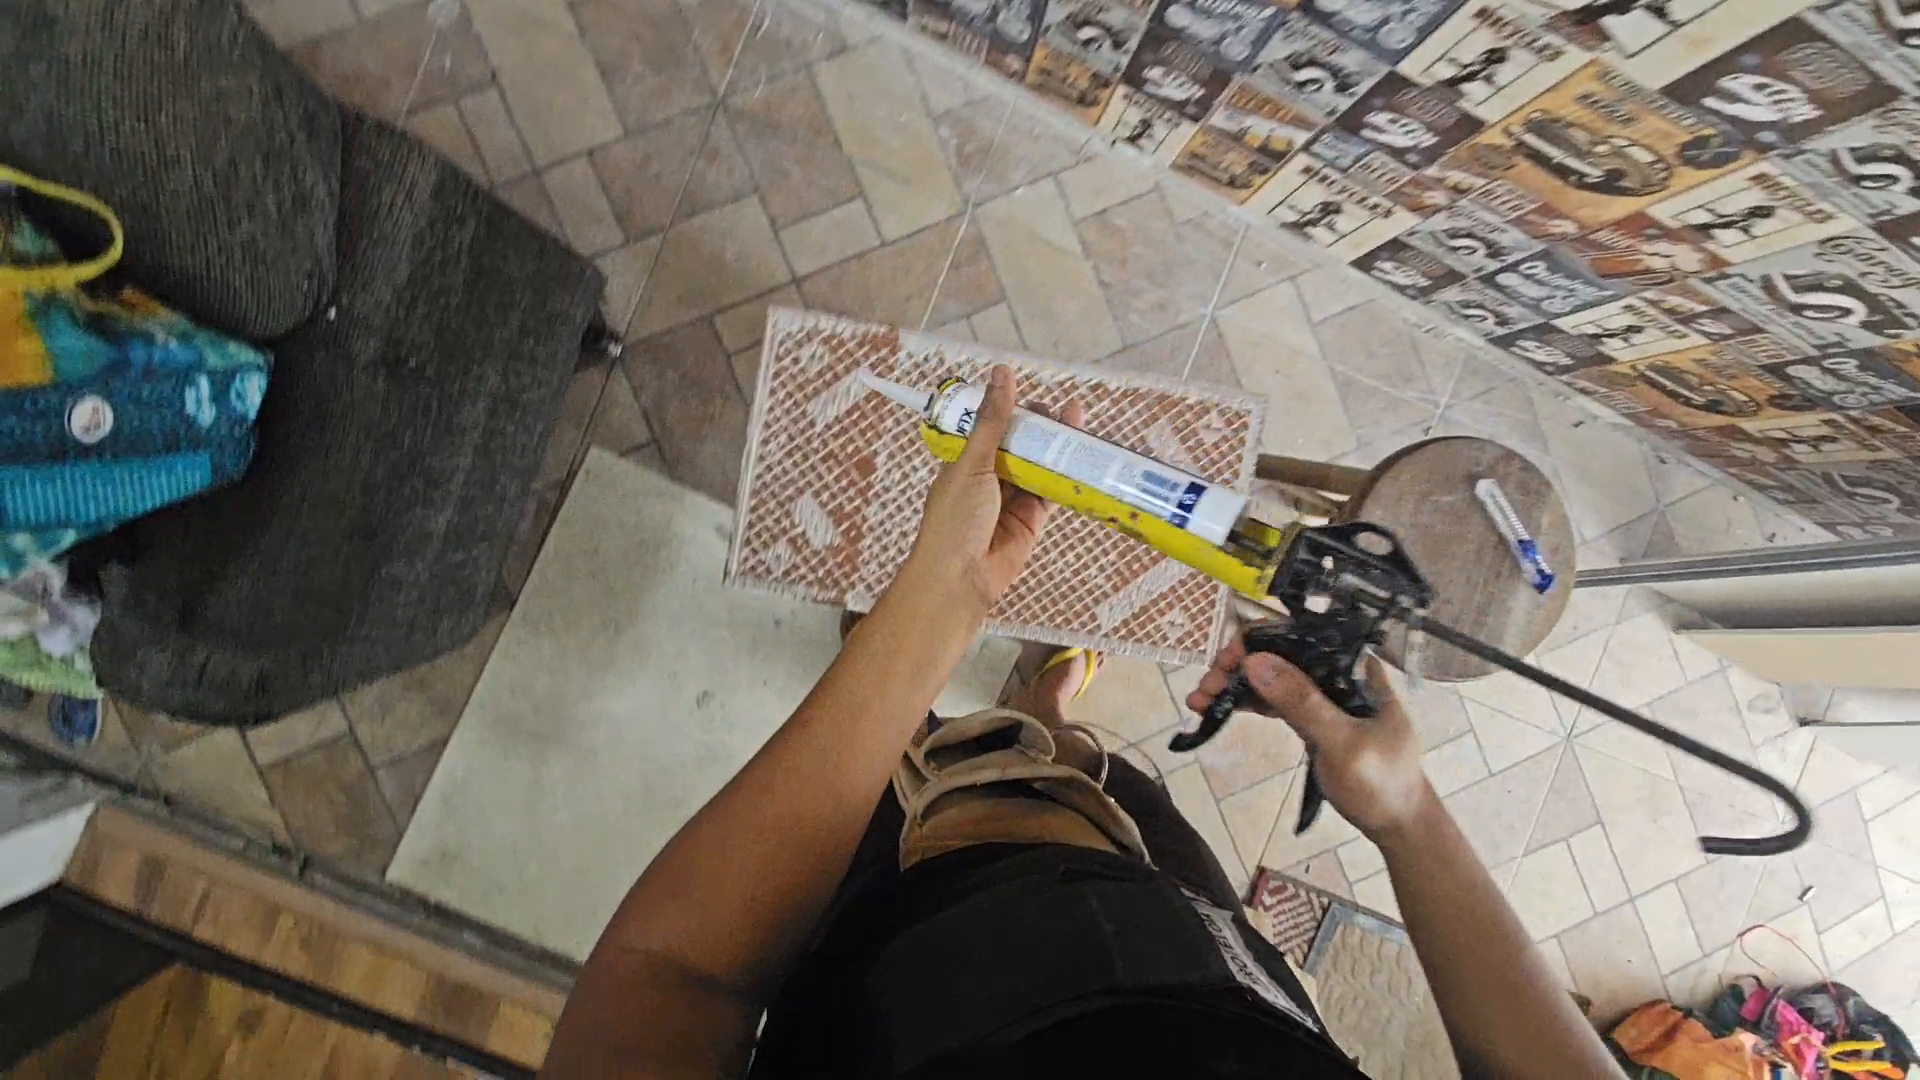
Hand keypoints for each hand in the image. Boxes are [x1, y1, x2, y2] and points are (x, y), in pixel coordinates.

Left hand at [901, 365, 1082, 612]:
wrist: (960, 578)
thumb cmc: (955, 518)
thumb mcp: (972, 463)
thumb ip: (992, 421)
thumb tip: (1001, 373)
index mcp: (964, 463)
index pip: (988, 429)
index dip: (1008, 411)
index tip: (1028, 395)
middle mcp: (988, 479)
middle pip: (1018, 446)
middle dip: (1038, 427)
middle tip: (1060, 410)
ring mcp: (1011, 501)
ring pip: (1038, 467)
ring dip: (1055, 447)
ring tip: (1077, 420)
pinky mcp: (1031, 521)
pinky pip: (1051, 494)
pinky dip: (1067, 476)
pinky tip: (1083, 454)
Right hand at [1187, 643, 1435, 843]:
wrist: (1397, 825)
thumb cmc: (1382, 783)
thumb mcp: (1343, 743)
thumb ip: (1302, 702)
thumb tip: (1253, 662)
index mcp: (1352, 667)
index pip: (1298, 636)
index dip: (1258, 642)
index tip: (1227, 663)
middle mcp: (1334, 672)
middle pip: (1276, 654)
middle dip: (1235, 667)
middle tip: (1204, 689)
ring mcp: (1319, 694)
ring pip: (1268, 677)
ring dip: (1232, 685)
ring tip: (1198, 701)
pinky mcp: (1307, 715)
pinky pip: (1269, 699)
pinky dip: (1243, 703)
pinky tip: (1215, 709)